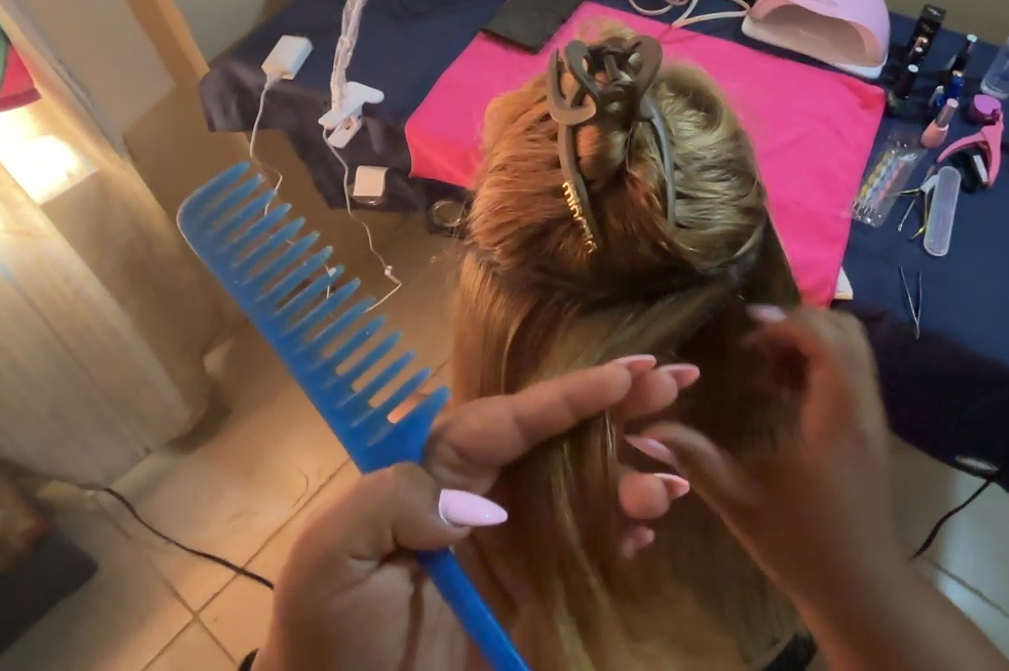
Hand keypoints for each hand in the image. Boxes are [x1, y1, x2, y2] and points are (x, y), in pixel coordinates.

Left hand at [257, 356, 691, 670]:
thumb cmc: (332, 635)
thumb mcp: (331, 559)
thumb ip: (383, 503)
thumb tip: (466, 500)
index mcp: (440, 469)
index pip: (512, 417)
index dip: (569, 393)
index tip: (624, 373)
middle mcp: (488, 488)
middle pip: (562, 432)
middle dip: (621, 402)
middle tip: (677, 378)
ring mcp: (518, 534)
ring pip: (586, 482)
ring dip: (632, 475)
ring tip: (668, 487)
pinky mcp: (539, 580)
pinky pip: (593, 539)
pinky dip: (626, 526)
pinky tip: (648, 526)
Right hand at [637, 305, 1008, 670]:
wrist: (864, 592)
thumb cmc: (804, 548)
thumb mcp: (742, 505)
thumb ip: (696, 462)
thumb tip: (644, 432)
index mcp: (838, 418)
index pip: (826, 341)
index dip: (787, 323)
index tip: (745, 328)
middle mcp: (863, 407)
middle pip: (847, 333)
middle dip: (799, 323)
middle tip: (752, 339)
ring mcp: (872, 418)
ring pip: (853, 350)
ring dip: (809, 342)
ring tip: (760, 362)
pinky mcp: (870, 430)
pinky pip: (851, 373)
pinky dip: (819, 363)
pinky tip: (779, 390)